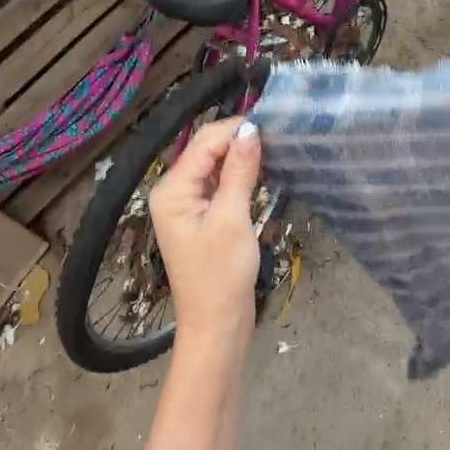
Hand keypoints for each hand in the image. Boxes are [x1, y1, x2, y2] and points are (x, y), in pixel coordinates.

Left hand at [148, 117, 263, 346]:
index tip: (272, 123)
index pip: (204, 142)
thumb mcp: (232, 219)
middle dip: (238, 141)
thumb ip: (239, 171)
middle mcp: (173, 191)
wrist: (216, 327)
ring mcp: (186, 204)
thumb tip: (251, 129)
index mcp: (172, 189)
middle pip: (207, 150)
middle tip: (277, 136)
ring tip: (274, 150)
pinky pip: (218, 183)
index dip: (236, 128)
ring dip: (240, 158)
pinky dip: (238, 176)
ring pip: (215, 165)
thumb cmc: (221, 275)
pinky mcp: (201, 216)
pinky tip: (261, 174)